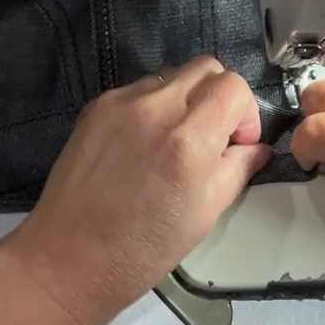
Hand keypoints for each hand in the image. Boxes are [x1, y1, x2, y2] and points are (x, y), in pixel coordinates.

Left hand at [0, 57, 271, 324]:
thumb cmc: (143, 249)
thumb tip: (256, 146)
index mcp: (188, 139)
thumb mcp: (207, 214)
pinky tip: (142, 145)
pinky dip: (153, 107)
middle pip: (206, 67)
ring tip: (173, 143)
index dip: (244, 112)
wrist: (69, 257)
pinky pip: (140, 89)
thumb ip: (238, 168)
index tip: (235, 142)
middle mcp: (155, 107)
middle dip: (219, 96)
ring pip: (173, 74)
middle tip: (211, 137)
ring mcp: (121, 101)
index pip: (233, 85)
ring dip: (185, 99)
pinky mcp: (98, 104)